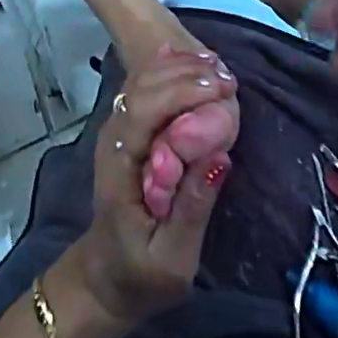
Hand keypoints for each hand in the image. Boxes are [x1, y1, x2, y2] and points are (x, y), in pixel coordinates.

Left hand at [74, 47, 234, 326]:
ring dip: (180, 68)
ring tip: (220, 68)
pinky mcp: (128, 128)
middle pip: (144, 87)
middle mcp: (113, 136)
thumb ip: (193, 207)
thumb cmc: (141, 271)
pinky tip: (194, 63)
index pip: (144, 109)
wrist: (107, 274)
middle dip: (186, 75)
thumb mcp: (173, 257)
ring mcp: (117, 128)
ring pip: (143, 81)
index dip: (182, 91)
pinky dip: (171, 72)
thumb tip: (220, 157)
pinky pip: (146, 88)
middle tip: (230, 78)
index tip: (223, 89)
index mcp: (119, 164)